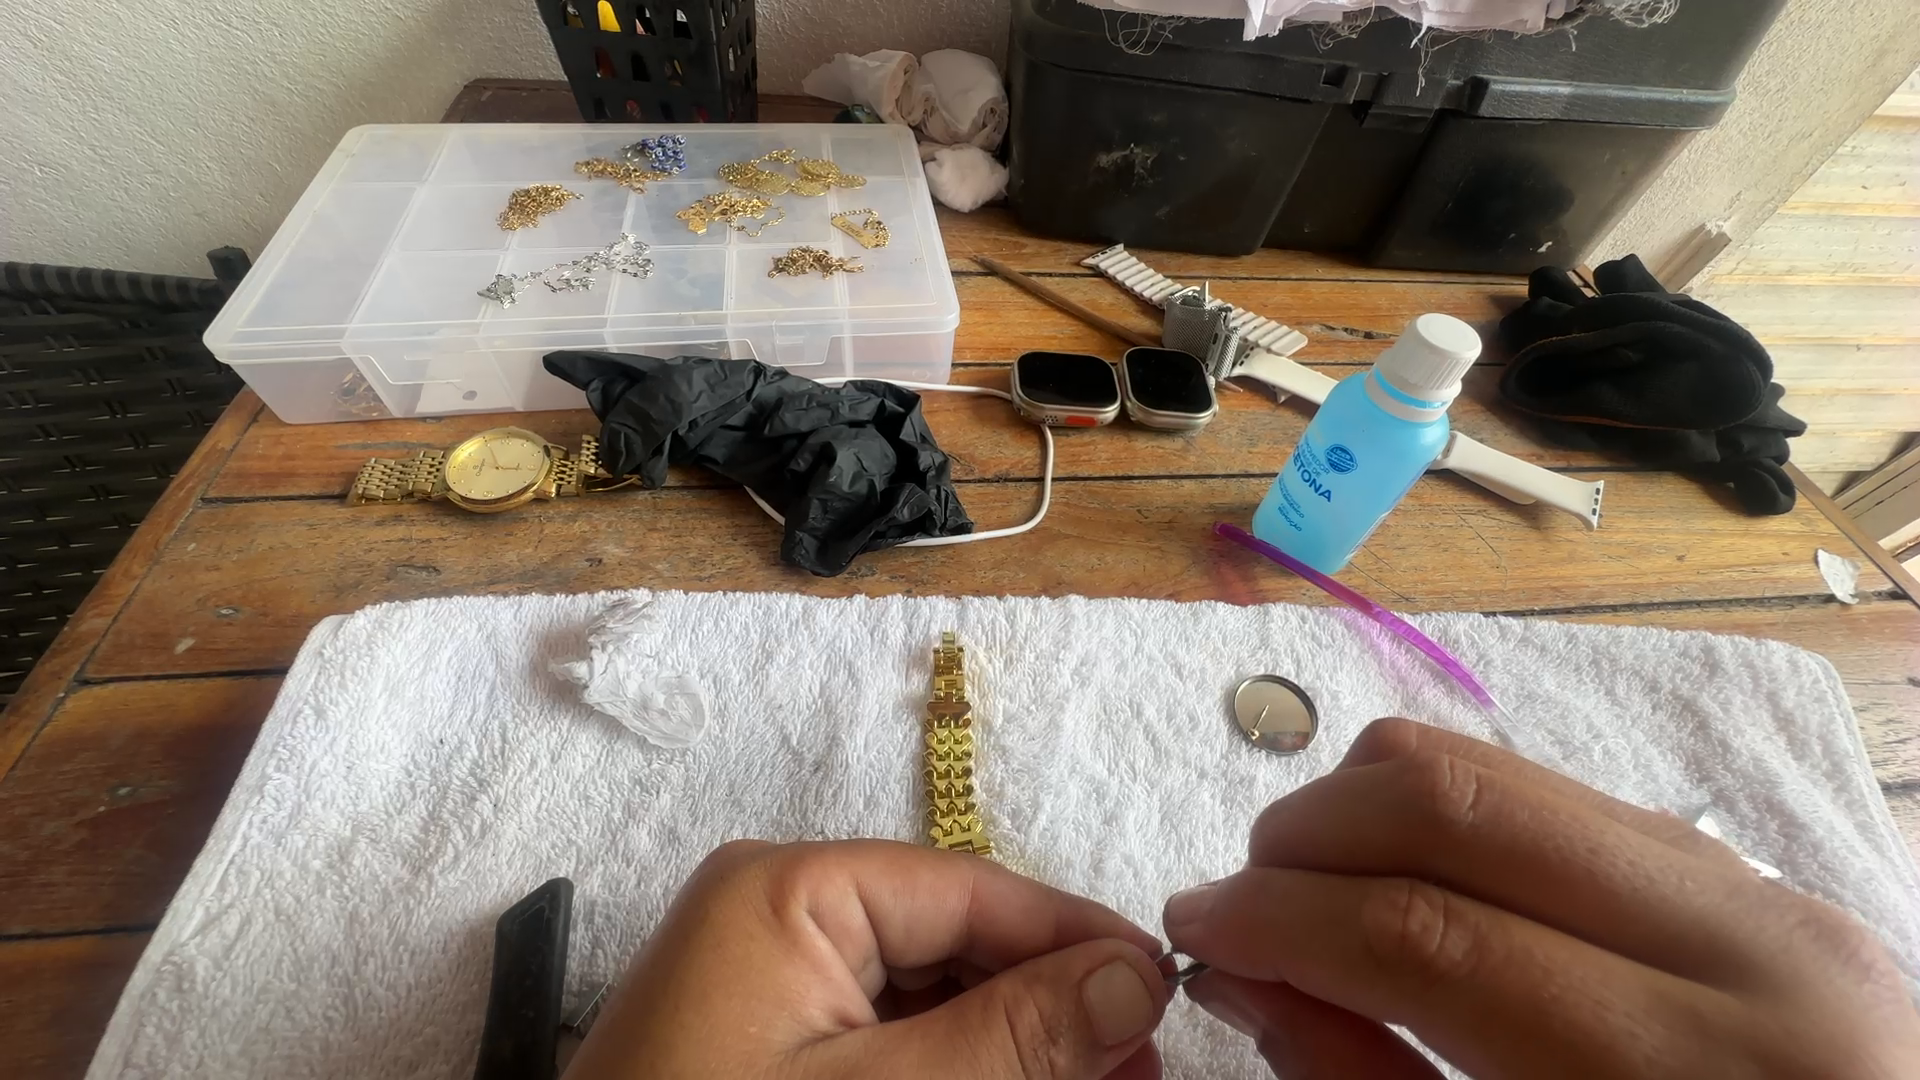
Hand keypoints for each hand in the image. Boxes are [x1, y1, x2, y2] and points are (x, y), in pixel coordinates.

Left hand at [566, 839, 1171, 1079]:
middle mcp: (778, 906)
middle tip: (1141, 1049)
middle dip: (1045, 994)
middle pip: (948, 937)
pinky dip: (956, 1059)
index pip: (960, 888)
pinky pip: (886, 1025)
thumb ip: (1012, 1035)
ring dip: (1010, 1035)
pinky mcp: (773, 1029)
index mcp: (787, 886)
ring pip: (926, 986)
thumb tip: (1134, 974)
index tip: (1156, 975)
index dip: (1066, 929)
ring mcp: (772, 970)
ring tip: (1102, 1073)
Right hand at [1164, 717, 1919, 1078]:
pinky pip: (1498, 774)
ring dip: (1340, 809)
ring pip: (1458, 760)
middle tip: (1245, 903)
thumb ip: (1357, 1079)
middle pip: (1436, 801)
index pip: (1427, 935)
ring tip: (1311, 888)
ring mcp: (1726, 867)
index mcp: (1707, 1075)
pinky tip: (1393, 879)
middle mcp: (1740, 936)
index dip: (1275, 919)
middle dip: (1295, 838)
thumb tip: (1237, 970)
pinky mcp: (1693, 842)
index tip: (1190, 925)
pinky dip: (1402, 806)